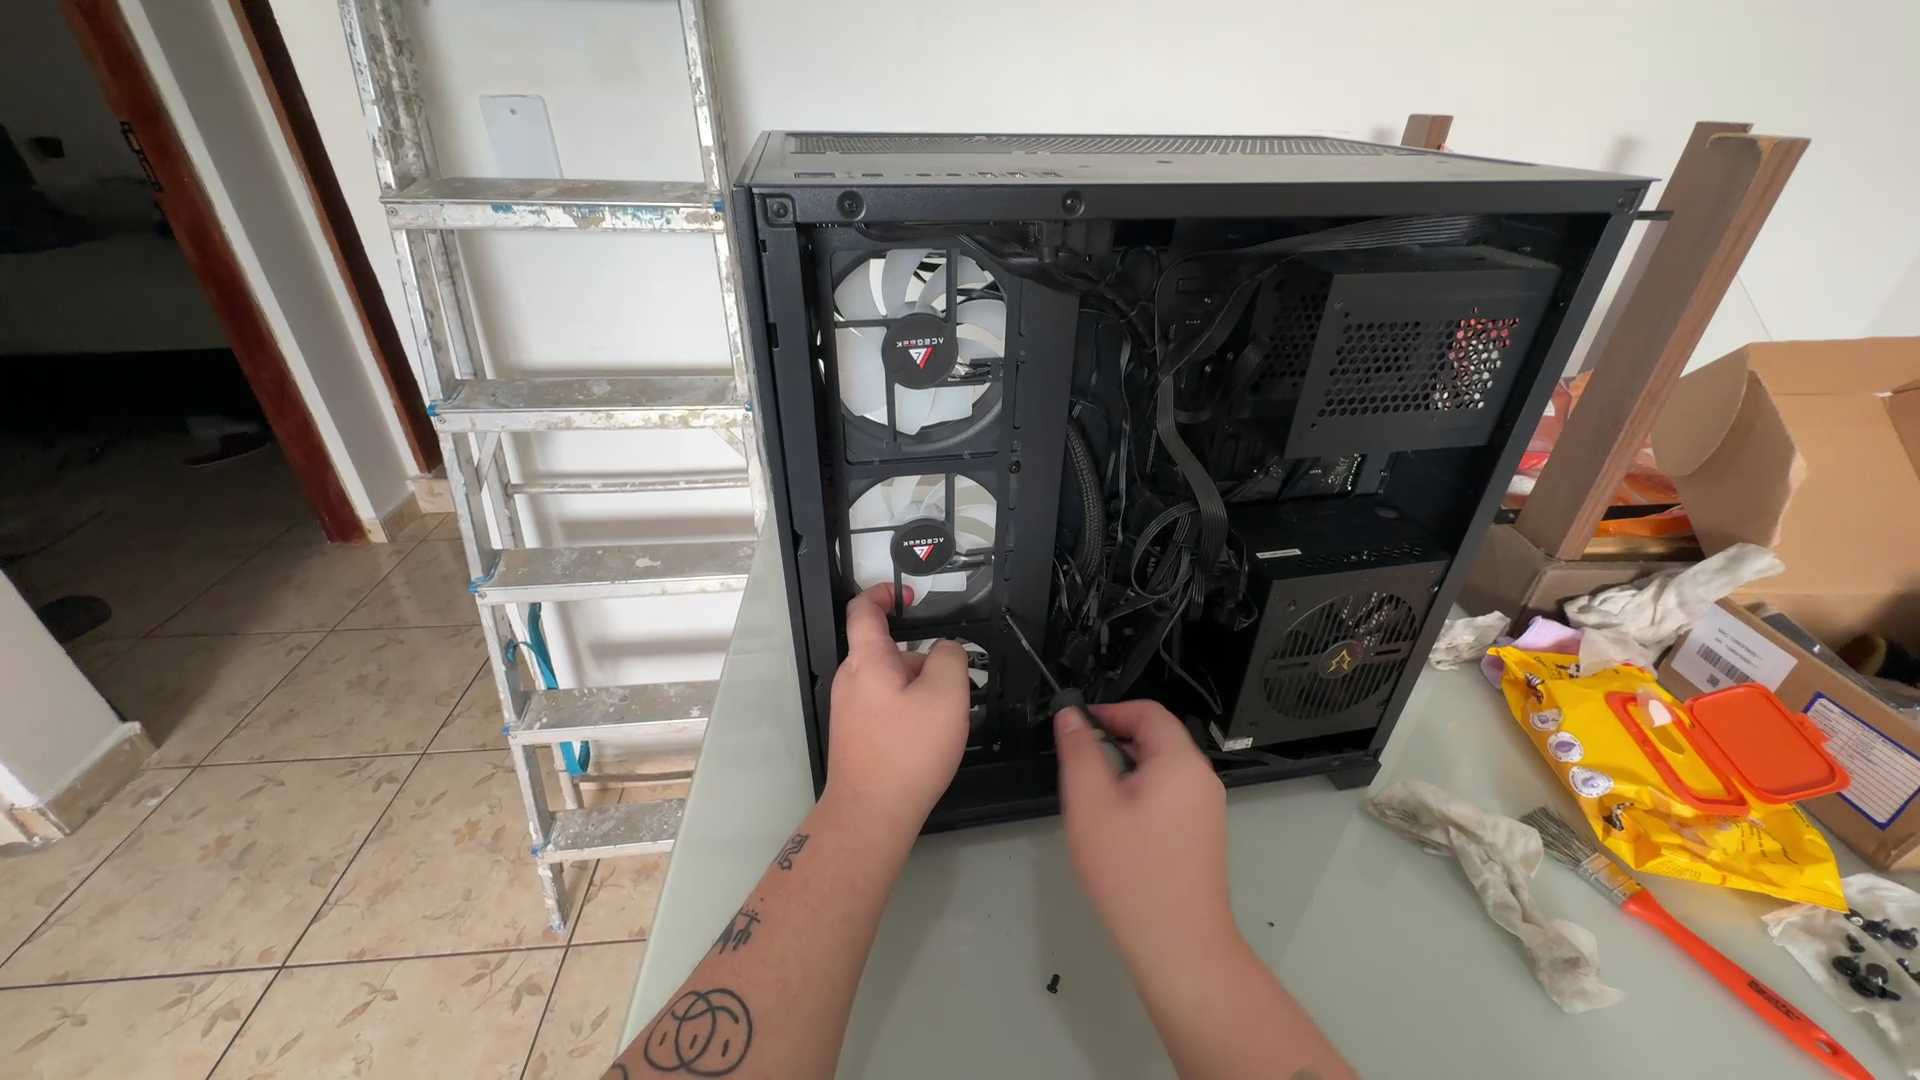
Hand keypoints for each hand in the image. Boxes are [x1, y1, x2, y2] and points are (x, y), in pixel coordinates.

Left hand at [824, 584, 971, 822]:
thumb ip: (950, 658)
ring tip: (946, 719)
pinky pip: (886, 707)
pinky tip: (929, 739)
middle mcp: (851, 680)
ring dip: (919, 690)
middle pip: (887, 651)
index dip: (884, 593)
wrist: (871, 814)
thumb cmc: (907, 752)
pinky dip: (909, 711)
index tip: (908, 594)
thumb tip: (946, 650)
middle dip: (922, 660)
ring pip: (890, 682)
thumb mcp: (945, 695)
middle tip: (953, 683)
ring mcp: (850, 709)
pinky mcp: (856, 734)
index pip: (864, 610)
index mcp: (867, 661)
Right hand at [1055, 700, 1235, 969]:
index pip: (1146, 711)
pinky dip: (1142, 792)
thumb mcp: (1090, 805)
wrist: (1178, 944)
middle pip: (1156, 738)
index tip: (1076, 725)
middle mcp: (1201, 778)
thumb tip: (1071, 716)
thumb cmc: (1131, 872)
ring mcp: (1207, 808)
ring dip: (1126, 768)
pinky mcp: (1203, 833)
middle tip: (1079, 762)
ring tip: (1094, 795)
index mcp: (1179, 762)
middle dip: (1114, 740)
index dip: (1108, 711)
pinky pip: (1170, 794)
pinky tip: (1118, 824)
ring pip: (1162, 768)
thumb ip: (1079, 753)